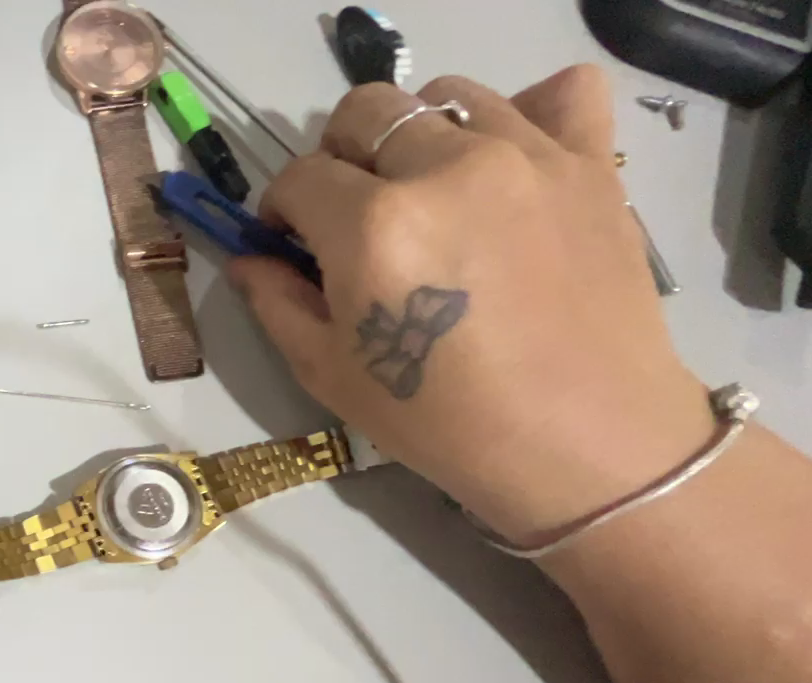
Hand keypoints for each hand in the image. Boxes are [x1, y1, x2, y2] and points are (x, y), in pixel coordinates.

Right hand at [230, 66, 713, 542]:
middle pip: (366, 113)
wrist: (574, 434)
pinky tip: (502, 161)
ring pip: (446, 96)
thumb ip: (275, 301)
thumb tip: (247, 260)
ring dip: (411, 136)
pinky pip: (558, 92)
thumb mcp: (324, 369)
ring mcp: (528, 155)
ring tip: (418, 192)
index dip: (278, 208)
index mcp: (371, 226)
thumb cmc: (431, 415)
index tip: (285, 242)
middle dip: (335, 157)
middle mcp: (446, 169)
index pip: (299, 176)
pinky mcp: (591, 161)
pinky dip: (519, 112)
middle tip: (342, 213)